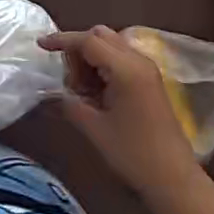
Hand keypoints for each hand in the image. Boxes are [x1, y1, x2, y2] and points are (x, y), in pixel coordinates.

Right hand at [41, 26, 201, 193]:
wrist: (173, 177)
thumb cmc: (132, 153)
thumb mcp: (94, 128)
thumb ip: (69, 102)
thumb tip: (52, 90)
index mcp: (126, 69)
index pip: (88, 41)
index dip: (62, 40)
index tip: (40, 45)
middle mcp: (138, 60)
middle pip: (100, 36)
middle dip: (78, 50)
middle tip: (70, 83)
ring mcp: (147, 69)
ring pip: (110, 46)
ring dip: (90, 59)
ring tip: (83, 93)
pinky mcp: (149, 80)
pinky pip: (120, 60)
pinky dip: (103, 67)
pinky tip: (97, 94)